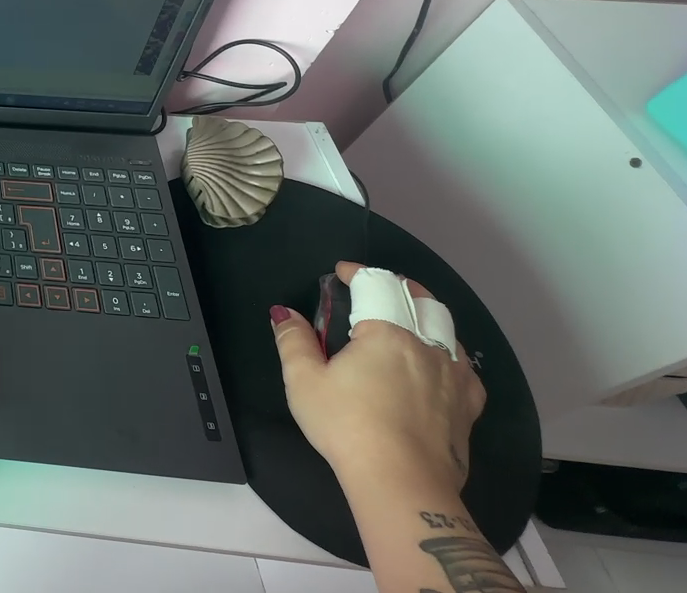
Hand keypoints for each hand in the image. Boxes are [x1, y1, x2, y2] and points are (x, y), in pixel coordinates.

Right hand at [270, 261, 485, 500]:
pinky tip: (432, 360)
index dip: (357, 272)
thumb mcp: (303, 379)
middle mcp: (429, 347)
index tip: (341, 271)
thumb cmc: (346, 424)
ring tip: (404, 318)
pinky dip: (445, 348)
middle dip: (398, 285)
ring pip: (448, 329)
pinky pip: (462, 363)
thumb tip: (284, 313)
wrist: (402, 482)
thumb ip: (294, 340)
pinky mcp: (469, 405)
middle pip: (423, 300)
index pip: (377, 285)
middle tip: (374, 286)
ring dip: (425, 313)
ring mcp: (455, 377)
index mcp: (388, 333)